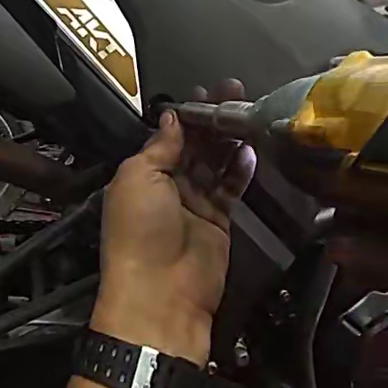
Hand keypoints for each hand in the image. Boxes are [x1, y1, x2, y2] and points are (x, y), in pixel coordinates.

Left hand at [93, 87, 256, 363]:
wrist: (161, 293)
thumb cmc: (140, 230)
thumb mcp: (138, 177)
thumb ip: (159, 146)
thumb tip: (171, 116)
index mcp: (140, 174)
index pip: (166, 137)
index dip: (185, 115)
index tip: (204, 93)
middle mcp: (166, 186)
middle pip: (193, 147)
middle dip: (211, 121)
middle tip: (233, 94)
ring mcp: (193, 204)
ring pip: (213, 164)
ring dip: (227, 140)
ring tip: (246, 114)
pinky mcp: (218, 220)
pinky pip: (230, 188)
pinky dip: (239, 169)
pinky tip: (249, 150)